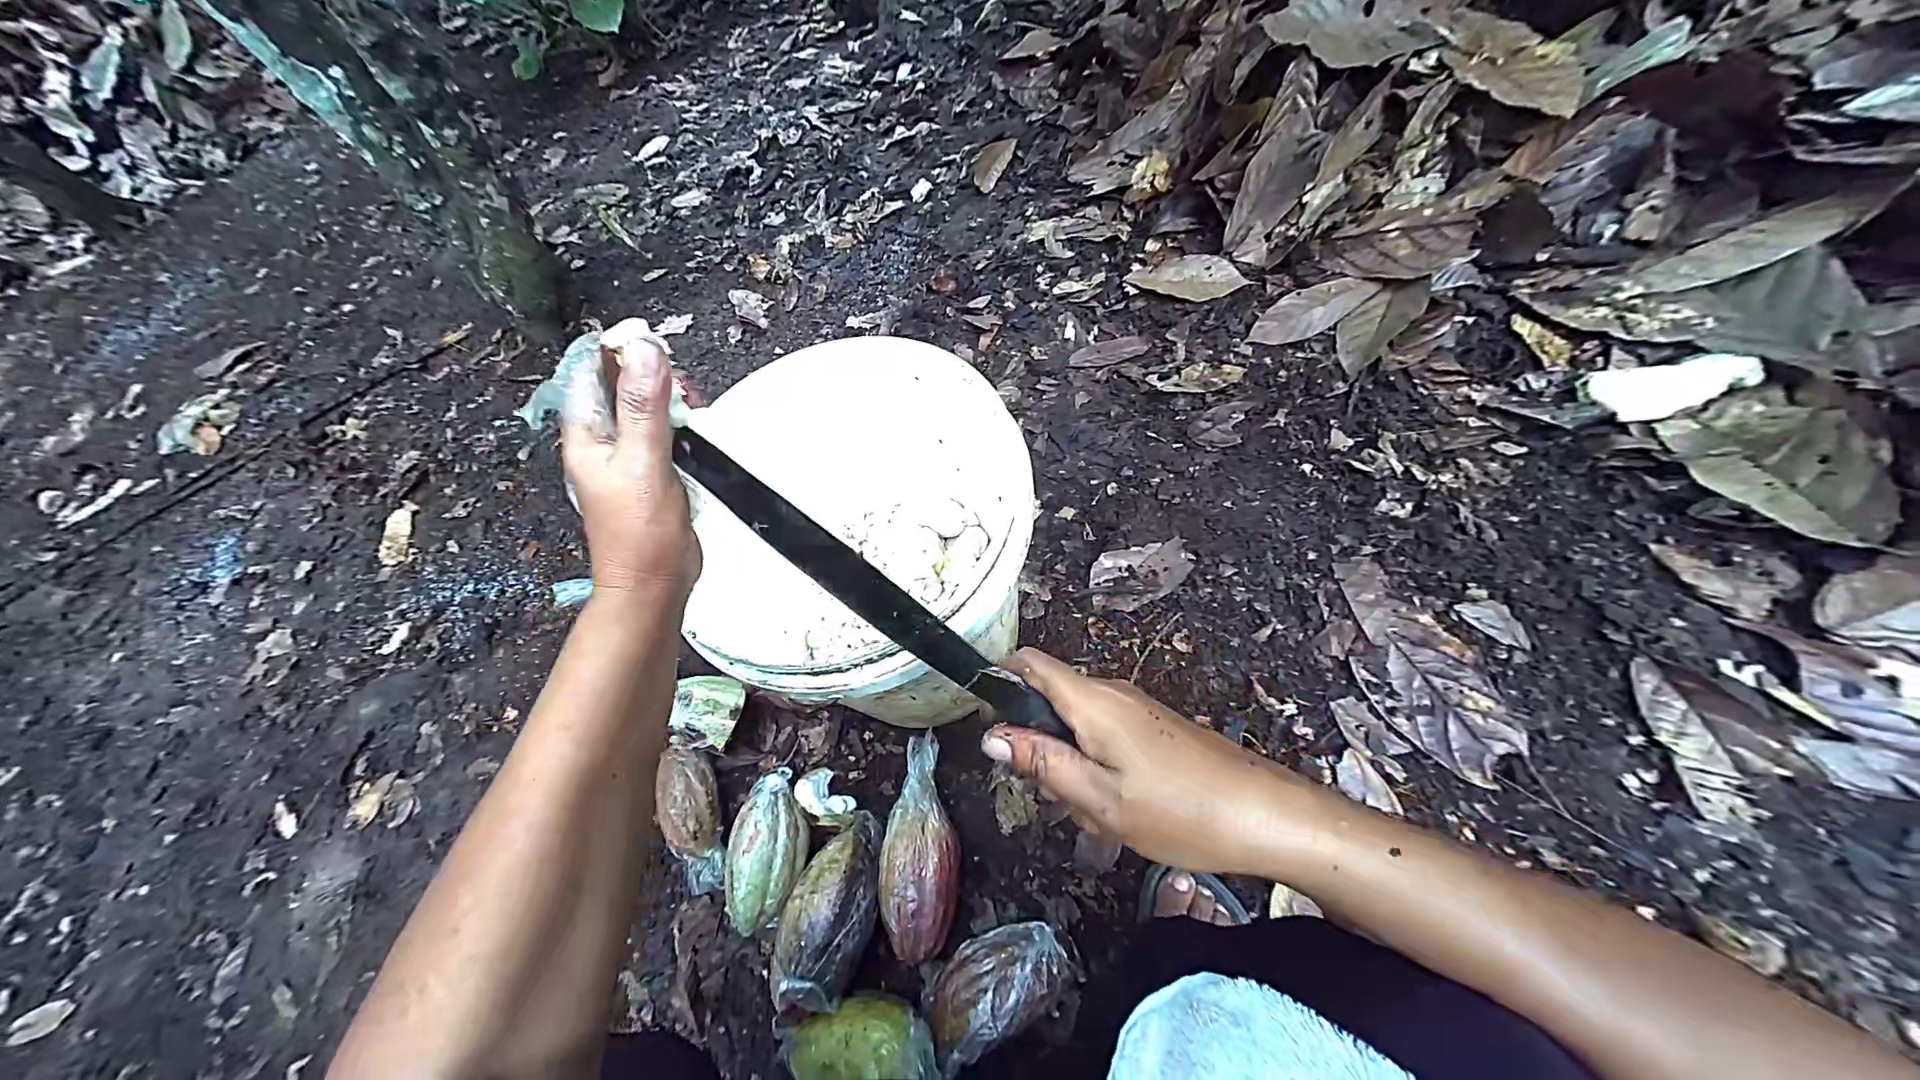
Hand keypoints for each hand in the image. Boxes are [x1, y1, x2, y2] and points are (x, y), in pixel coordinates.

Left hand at [561, 333, 700, 599]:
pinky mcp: (653, 471)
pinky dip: (680, 425)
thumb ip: (644, 407)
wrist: (656, 580)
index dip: (620, 351)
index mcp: (586, 435)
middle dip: (651, 375)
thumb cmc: (638, 537)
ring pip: (645, 408)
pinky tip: (692, 430)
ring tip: (688, 405)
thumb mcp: (643, 462)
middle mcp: (603, 442)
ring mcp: (628, 457)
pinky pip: (663, 433)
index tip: (651, 343)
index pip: (591, 371)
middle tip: (678, 381)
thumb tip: (643, 354)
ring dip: (668, 400)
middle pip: (621, 386)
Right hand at [983, 648, 1326, 874]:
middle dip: (1042, 747)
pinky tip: (1124, 810)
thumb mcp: (1098, 798)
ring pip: (1078, 727)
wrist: (1267, 816)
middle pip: (1050, 701)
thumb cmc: (1181, 810)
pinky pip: (1106, 737)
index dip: (999, 682)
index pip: (1029, 663)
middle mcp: (1112, 693)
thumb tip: (992, 736)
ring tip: (1101, 815)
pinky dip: (1099, 770)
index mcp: (1093, 701)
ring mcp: (1136, 709)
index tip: (989, 723)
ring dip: (1073, 768)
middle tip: (1062, 800)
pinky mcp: (1153, 727)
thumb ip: (1042, 763)